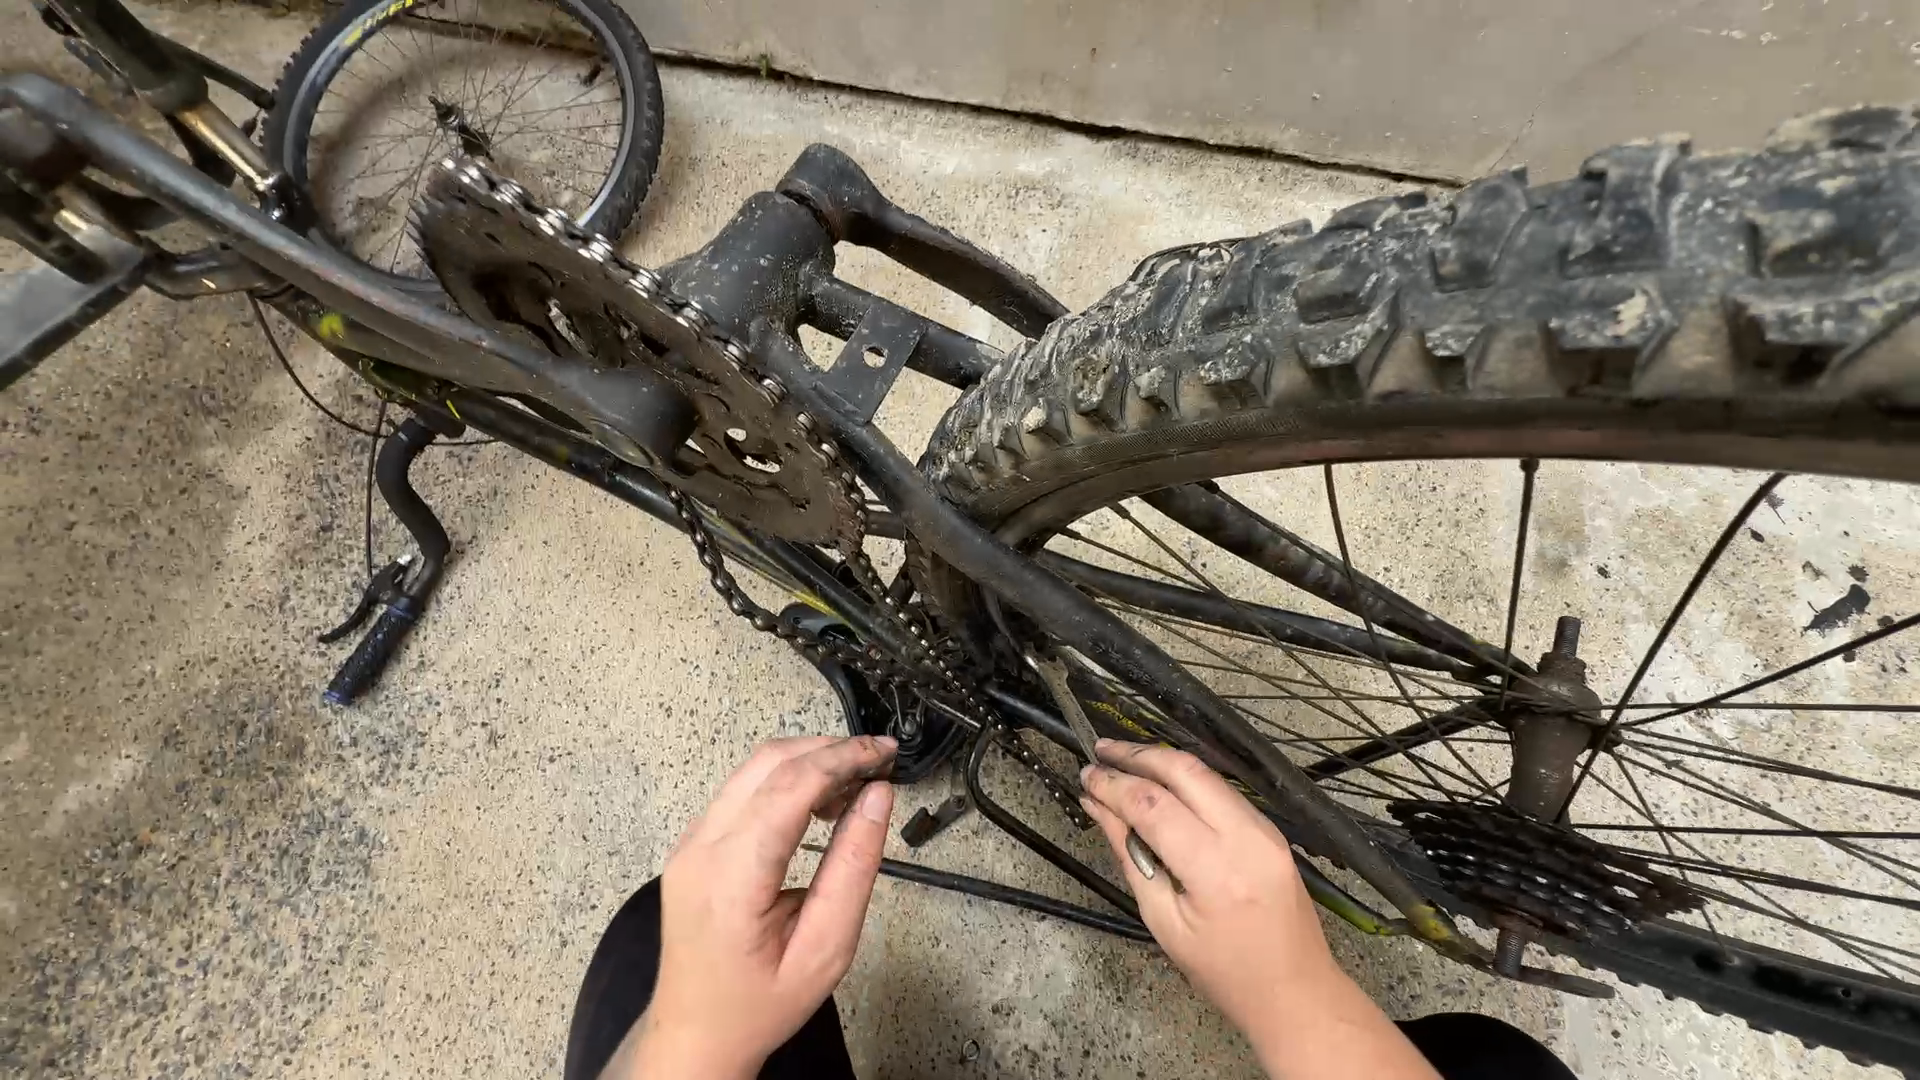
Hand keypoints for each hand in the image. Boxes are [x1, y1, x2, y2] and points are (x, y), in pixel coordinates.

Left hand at [616, 735, 896, 1079]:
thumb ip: (854, 868)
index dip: (843, 757)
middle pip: (770, 762)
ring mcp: (690, 840)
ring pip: (755, 766)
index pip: (791, 786)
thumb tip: (877, 796)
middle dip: (830, 750)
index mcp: (731, 878)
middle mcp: (700, 847)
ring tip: (853, 784)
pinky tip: (819, 801)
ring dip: (809, 760)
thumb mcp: (826, 950)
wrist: (694, 1035)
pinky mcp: (693, 840)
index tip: (886, 752)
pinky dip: (788, 778)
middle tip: (877, 763)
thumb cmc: (761, 1003)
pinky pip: (743, 786)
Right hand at [1079, 739, 1335, 1030]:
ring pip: (1204, 772)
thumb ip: (1128, 855)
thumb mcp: (1162, 921)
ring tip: (1120, 758)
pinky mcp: (1270, 827)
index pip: (1153, 806)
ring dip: (1159, 760)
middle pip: (1183, 771)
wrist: (1298, 994)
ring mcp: (1264, 828)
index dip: (1113, 785)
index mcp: (1216, 871)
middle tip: (1100, 750)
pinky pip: (1220, 789)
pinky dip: (1183, 778)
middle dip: (1136, 754)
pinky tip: (1157, 781)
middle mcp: (1245, 837)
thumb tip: (1096, 806)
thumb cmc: (1224, 972)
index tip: (1085, 776)